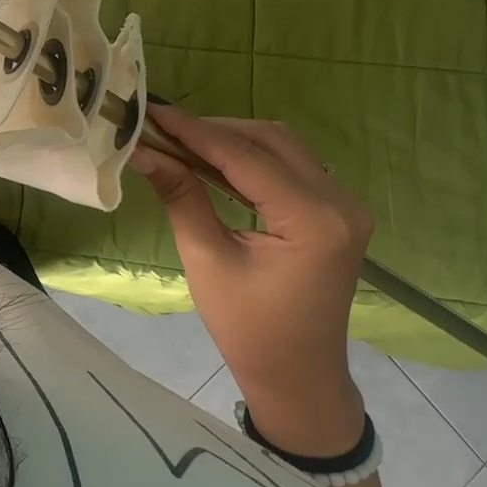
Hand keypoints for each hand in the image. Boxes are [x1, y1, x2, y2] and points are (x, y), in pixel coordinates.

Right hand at [131, 106, 373, 456]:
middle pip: (269, 139)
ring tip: (179, 141)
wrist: (298, 375)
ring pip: (281, 146)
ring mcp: (344, 205)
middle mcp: (340, 202)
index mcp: (313, 219)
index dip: (193, 130)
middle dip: (212, 129)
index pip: (245, 156)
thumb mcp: (206, 259)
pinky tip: (211, 161)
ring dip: (230, 139)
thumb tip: (142, 151)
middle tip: (160, 128)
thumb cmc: (248, 327)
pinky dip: (248, 157)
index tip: (150, 110)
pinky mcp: (335, 211)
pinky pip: (290, 165)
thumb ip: (180, 196)